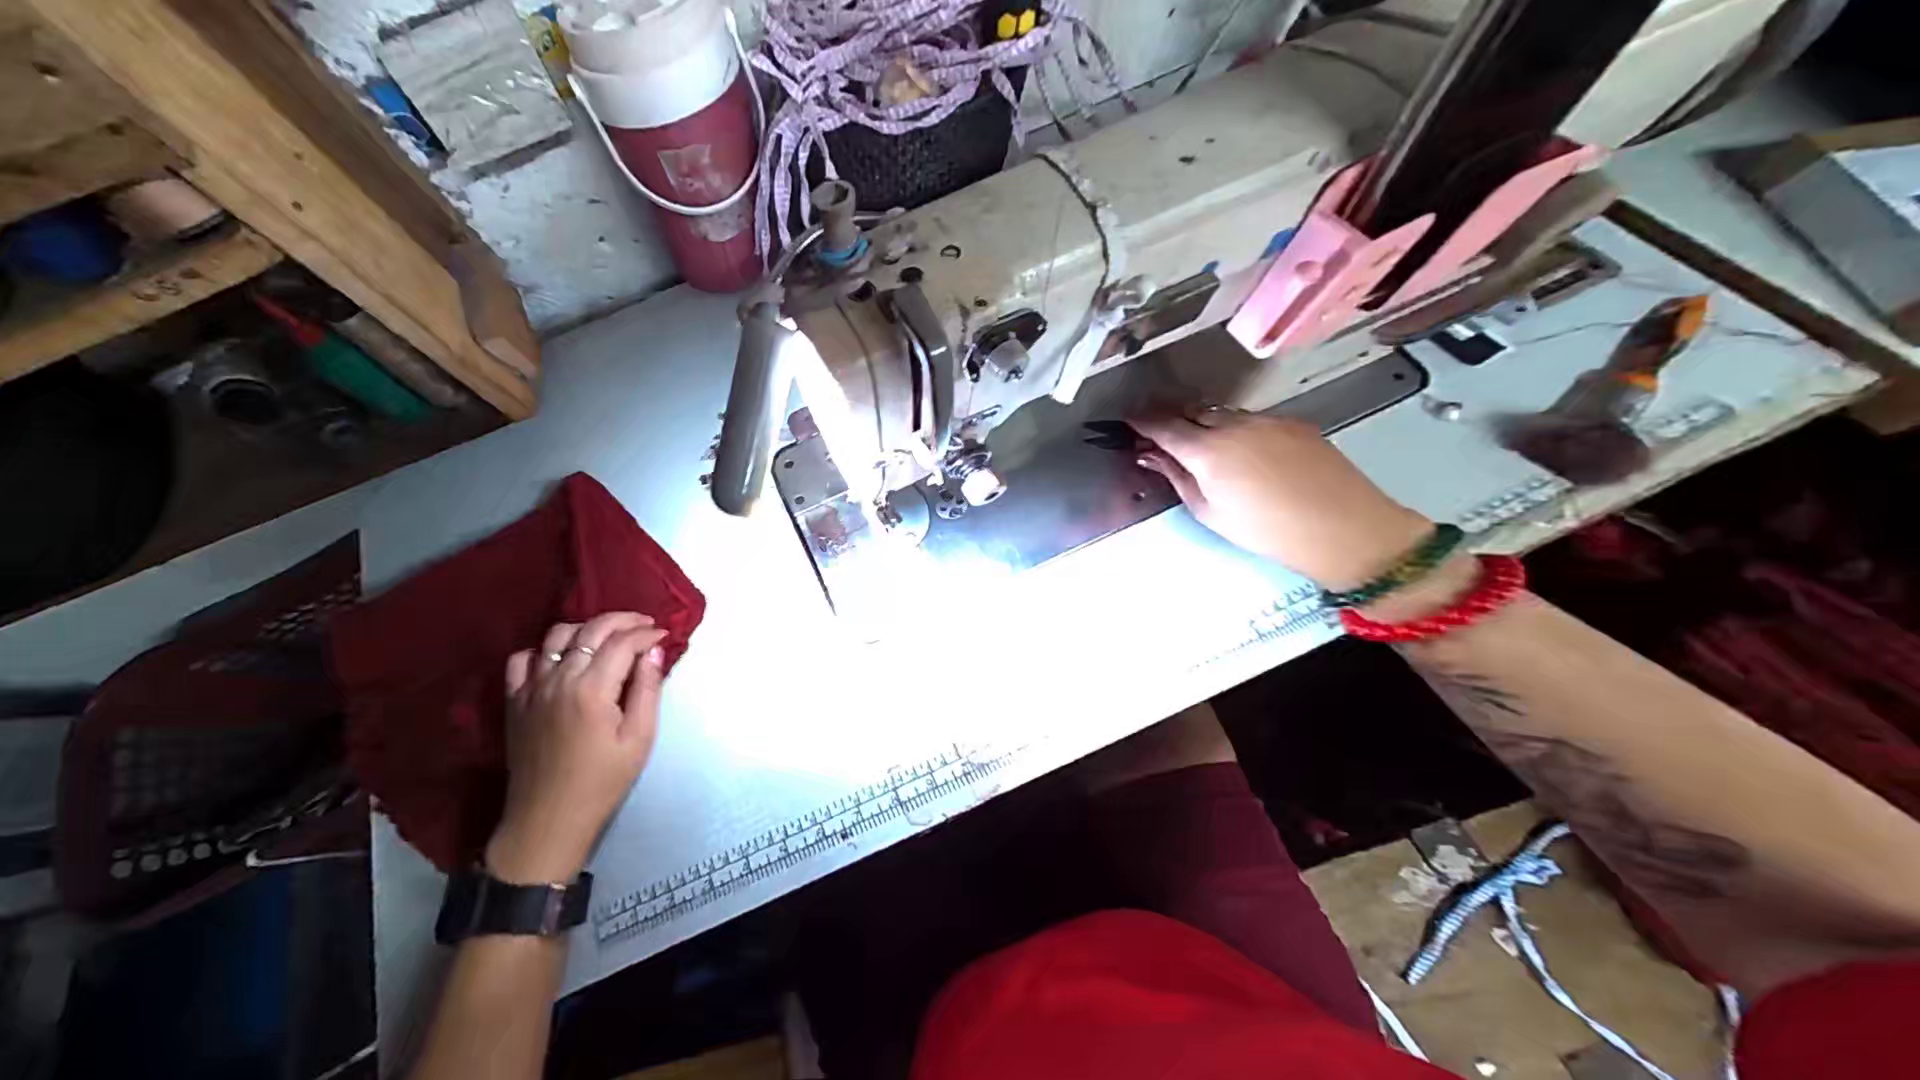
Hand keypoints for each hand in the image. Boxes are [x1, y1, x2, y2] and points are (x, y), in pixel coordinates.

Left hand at [485, 612, 668, 883]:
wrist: (549, 818)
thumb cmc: (603, 781)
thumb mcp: (639, 738)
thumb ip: (647, 690)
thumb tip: (654, 651)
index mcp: (592, 690)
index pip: (622, 643)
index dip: (647, 634)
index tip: (664, 636)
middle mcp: (559, 680)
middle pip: (591, 630)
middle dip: (623, 621)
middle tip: (645, 626)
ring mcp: (532, 688)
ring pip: (557, 636)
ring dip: (587, 629)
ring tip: (608, 638)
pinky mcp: (515, 700)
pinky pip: (523, 659)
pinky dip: (544, 650)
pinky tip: (563, 659)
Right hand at [1128, 408, 1437, 590]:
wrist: (1344, 528)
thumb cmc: (1268, 531)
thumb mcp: (1210, 512)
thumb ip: (1178, 478)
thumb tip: (1152, 456)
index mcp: (1208, 451)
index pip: (1164, 426)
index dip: (1142, 422)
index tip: (1130, 422)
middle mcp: (1235, 425)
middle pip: (1192, 411)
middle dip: (1171, 417)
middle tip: (1159, 432)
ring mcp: (1267, 420)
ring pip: (1224, 413)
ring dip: (1205, 422)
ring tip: (1201, 444)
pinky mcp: (1294, 423)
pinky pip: (1254, 419)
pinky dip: (1238, 429)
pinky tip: (1244, 452)